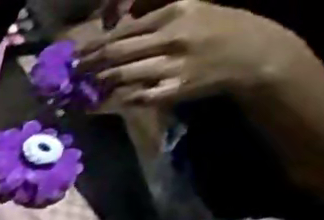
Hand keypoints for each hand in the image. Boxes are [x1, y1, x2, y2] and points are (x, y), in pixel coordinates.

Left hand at [78, 1, 310, 104]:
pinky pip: (137, 96)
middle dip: (89, 64)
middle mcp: (171, 36)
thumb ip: (155, 18)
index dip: (95, 45)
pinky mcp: (174, 89)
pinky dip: (117, 100)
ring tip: (83, 90)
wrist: (251, 53)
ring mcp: (172, 64)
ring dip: (98, 85)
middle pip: (117, 53)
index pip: (124, 31)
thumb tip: (119, 29)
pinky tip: (102, 104)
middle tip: (72, 73)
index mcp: (173, 12)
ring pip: (122, 76)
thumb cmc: (217, 29)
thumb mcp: (190, 10)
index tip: (76, 54)